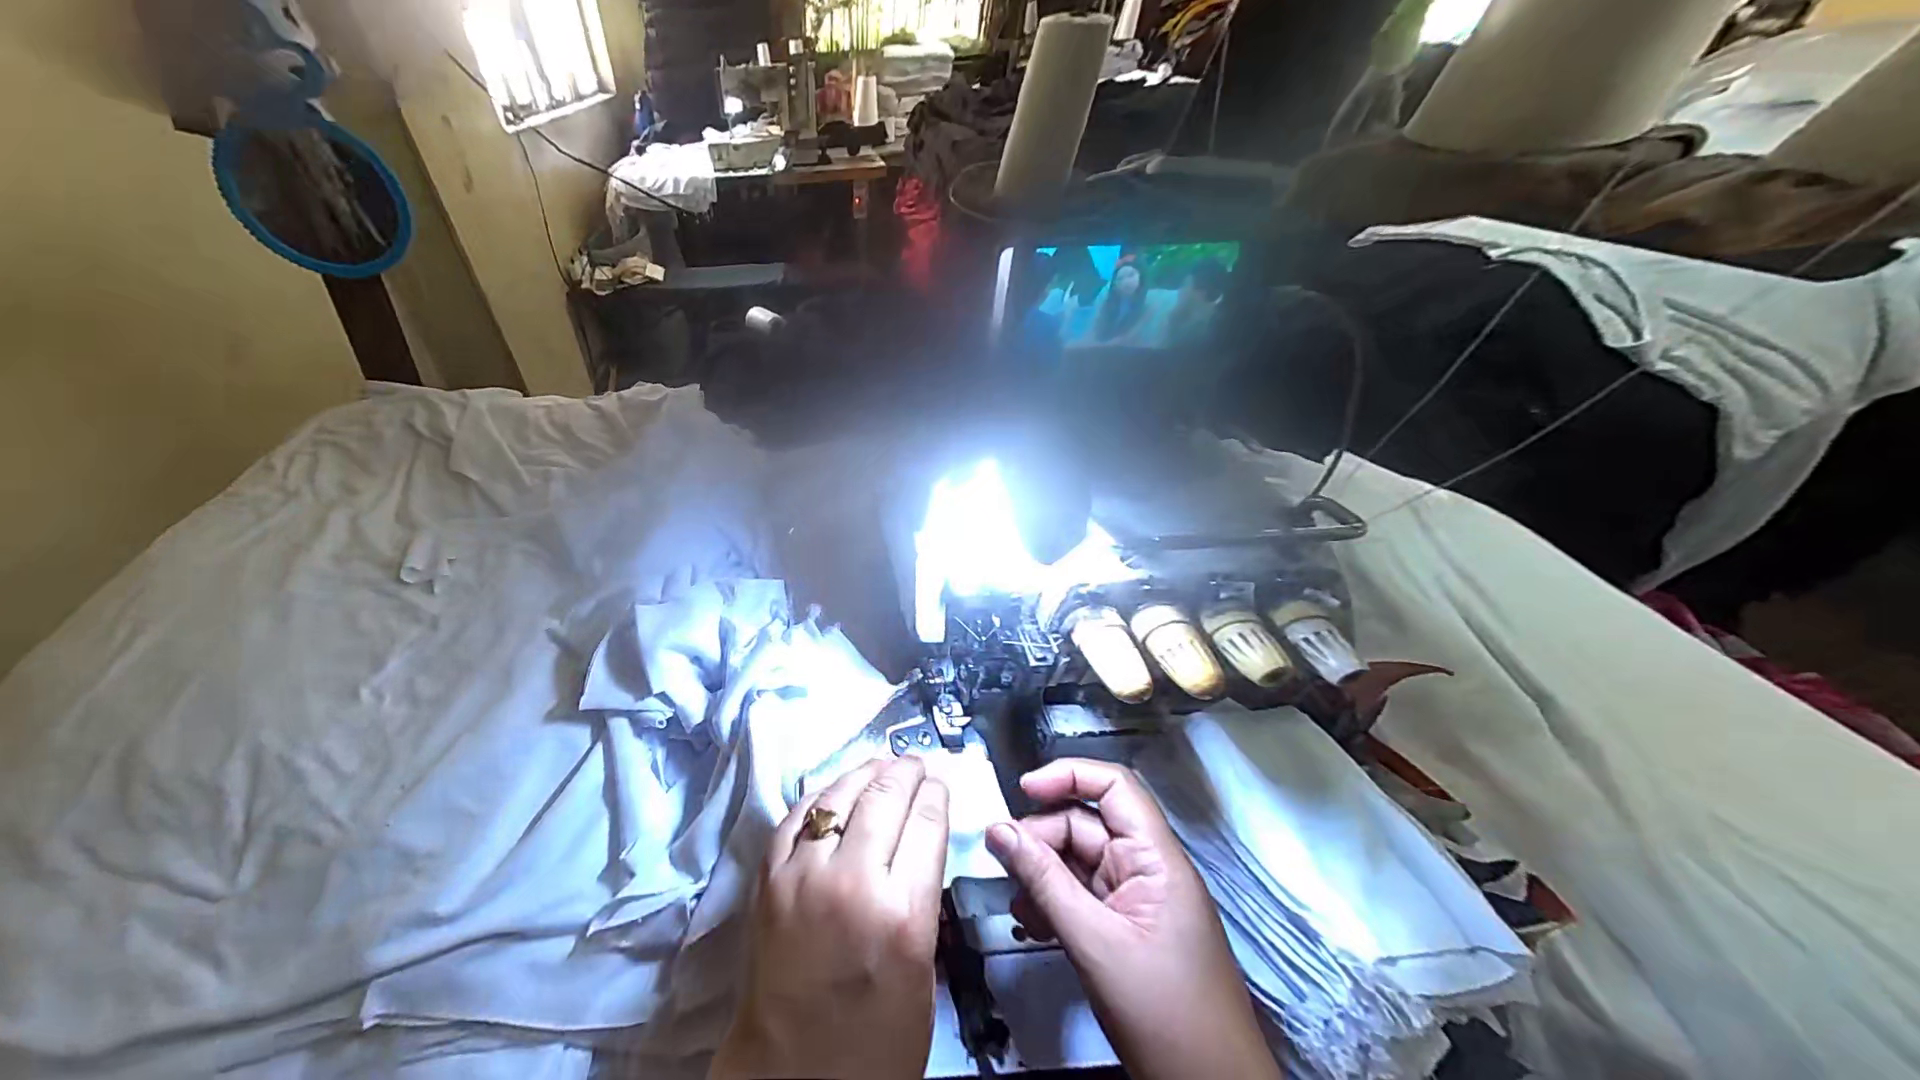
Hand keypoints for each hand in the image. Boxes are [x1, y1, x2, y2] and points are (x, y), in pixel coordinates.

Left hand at [710, 757, 949, 1079]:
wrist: (790, 1074)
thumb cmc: (875, 1036)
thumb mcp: (923, 967)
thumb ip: (923, 896)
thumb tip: (920, 841)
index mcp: (903, 912)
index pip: (927, 822)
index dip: (936, 794)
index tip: (939, 785)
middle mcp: (854, 881)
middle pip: (886, 796)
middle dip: (907, 772)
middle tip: (916, 765)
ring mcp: (803, 876)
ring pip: (840, 796)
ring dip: (866, 772)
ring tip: (881, 765)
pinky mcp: (768, 880)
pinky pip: (797, 816)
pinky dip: (820, 796)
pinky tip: (835, 792)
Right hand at [986, 759, 1281, 1079]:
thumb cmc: (1169, 1018)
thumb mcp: (1096, 942)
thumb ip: (1045, 882)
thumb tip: (1001, 832)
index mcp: (1157, 858)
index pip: (1114, 786)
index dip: (1068, 776)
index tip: (1024, 789)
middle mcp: (1147, 868)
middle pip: (1087, 825)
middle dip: (1042, 838)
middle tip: (1006, 861)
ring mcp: (1136, 898)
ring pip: (1078, 861)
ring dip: (1042, 875)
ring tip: (1018, 901)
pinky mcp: (1125, 926)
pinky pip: (1081, 895)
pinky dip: (1053, 902)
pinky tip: (1033, 922)